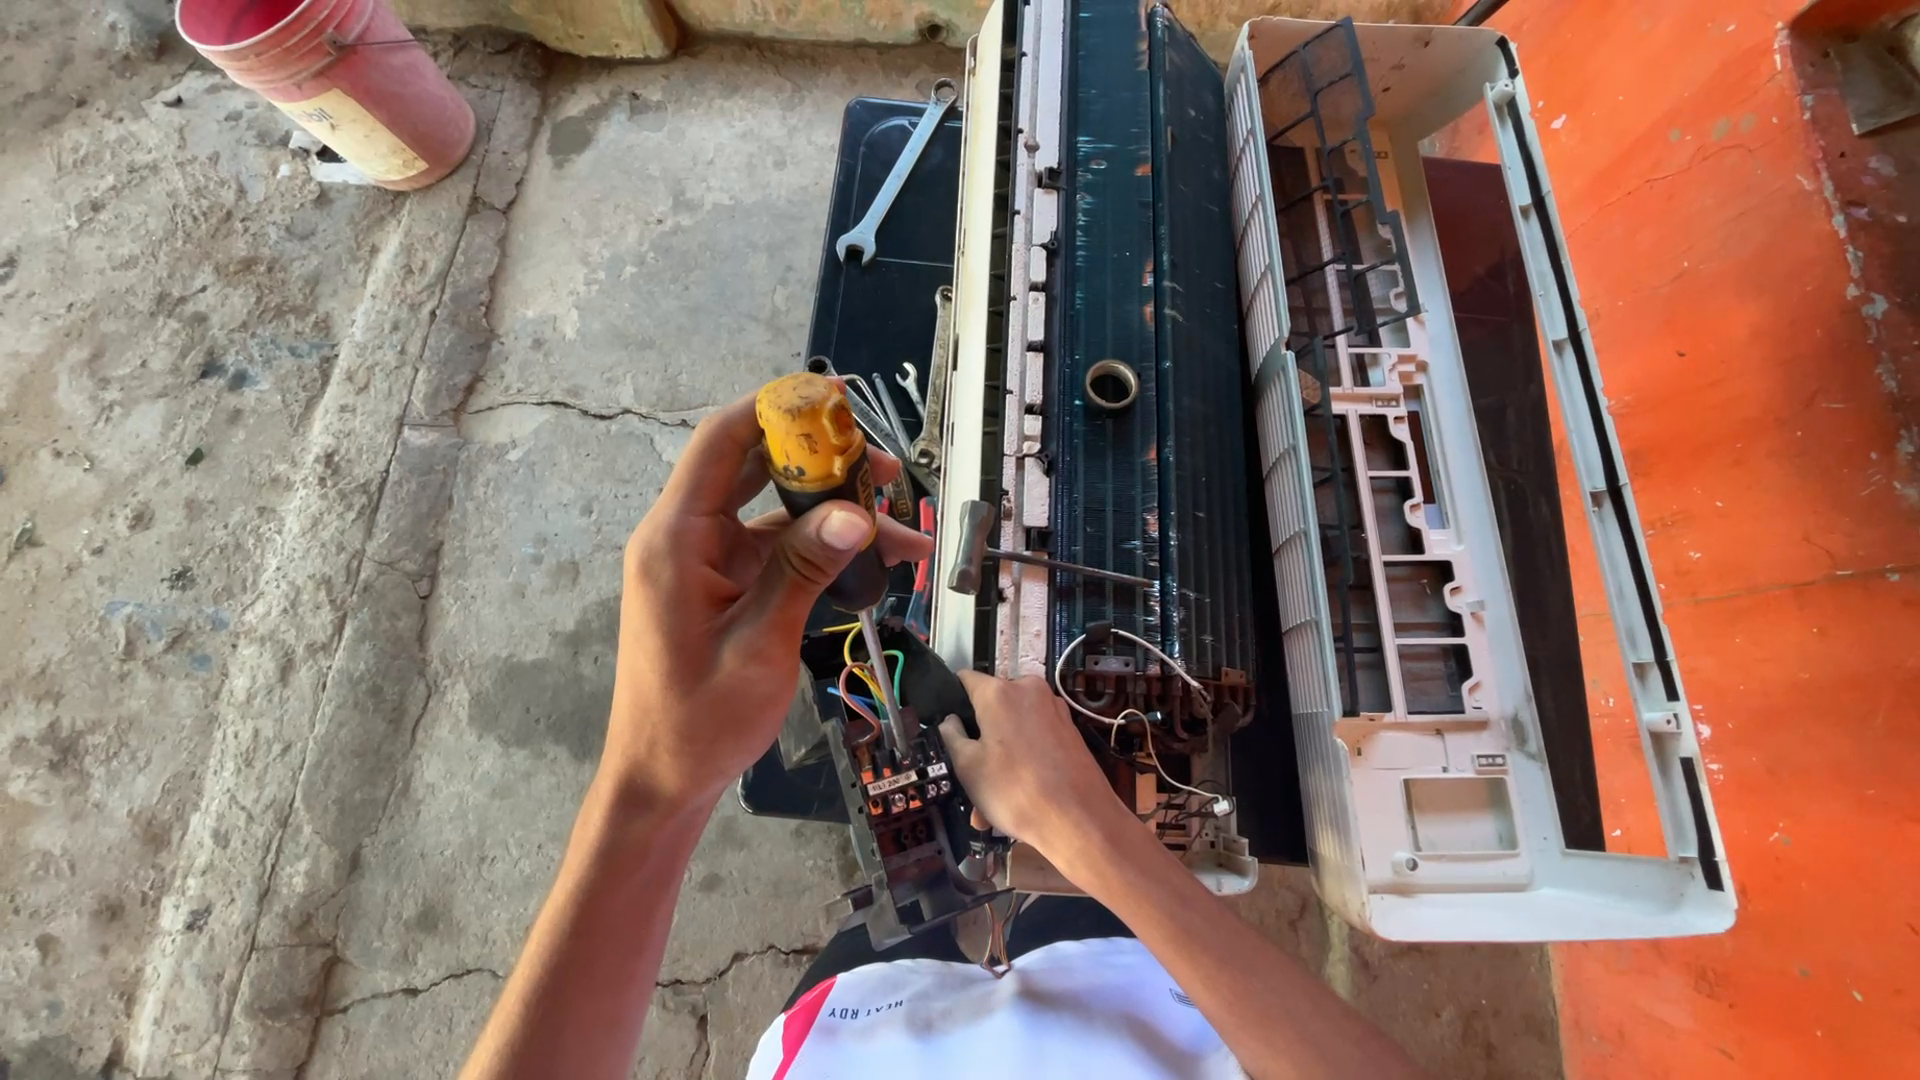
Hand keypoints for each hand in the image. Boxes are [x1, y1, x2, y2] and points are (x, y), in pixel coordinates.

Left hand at [602, 392, 932, 808]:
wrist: (664, 779)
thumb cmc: (698, 720)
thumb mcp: (759, 644)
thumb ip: (802, 571)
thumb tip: (855, 513)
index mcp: (677, 538)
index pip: (723, 441)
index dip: (776, 409)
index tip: (838, 400)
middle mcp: (688, 535)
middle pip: (756, 467)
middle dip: (823, 462)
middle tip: (886, 471)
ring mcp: (709, 560)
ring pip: (776, 511)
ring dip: (834, 513)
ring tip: (901, 529)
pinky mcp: (728, 584)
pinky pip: (779, 549)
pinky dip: (824, 549)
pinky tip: (875, 560)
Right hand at [938, 672, 1136, 871]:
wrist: (1080, 819)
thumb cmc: (1015, 789)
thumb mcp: (968, 767)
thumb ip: (951, 736)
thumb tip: (950, 720)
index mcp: (999, 691)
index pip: (965, 679)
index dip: (951, 700)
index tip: (946, 729)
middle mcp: (1028, 689)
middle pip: (992, 706)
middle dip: (978, 739)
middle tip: (968, 778)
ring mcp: (1053, 708)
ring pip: (1013, 728)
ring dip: (999, 757)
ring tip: (989, 804)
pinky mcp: (1070, 729)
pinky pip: (1034, 738)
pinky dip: (1023, 759)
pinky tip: (1016, 797)